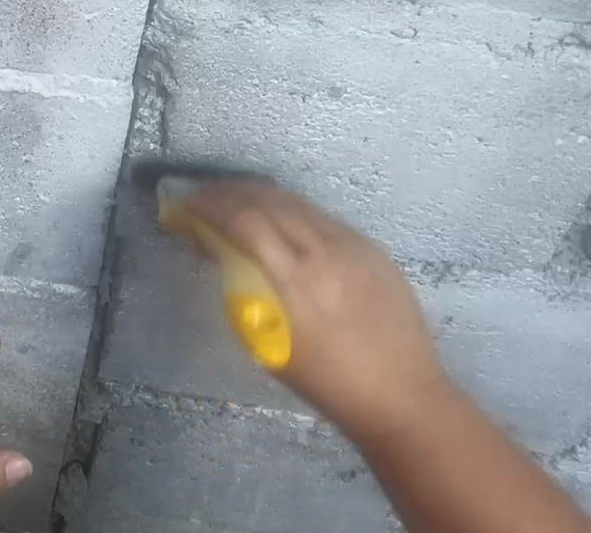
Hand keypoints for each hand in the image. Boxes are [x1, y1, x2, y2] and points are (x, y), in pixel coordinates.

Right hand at [185, 183, 452, 444]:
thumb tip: (217, 247)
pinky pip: (321, 216)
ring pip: (296, 201)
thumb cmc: (324, 380)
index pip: (244, 221)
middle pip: (268, 201)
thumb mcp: (267, 338)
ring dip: (258, 194)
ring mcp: (353, 246)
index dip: (211, 206)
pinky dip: (290, 209)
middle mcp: (324, 253)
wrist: (403, 398)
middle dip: (229, 192)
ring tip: (234, 198)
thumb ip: (242, 284)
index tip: (187, 203)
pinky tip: (279, 217)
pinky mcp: (372, 247)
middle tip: (204, 194)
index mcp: (294, 281)